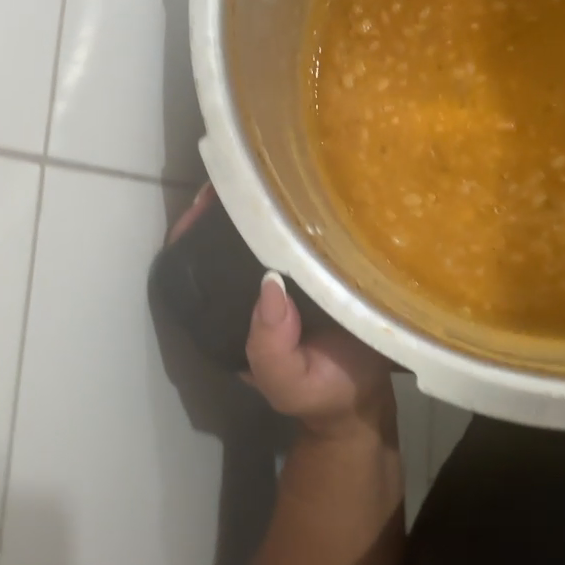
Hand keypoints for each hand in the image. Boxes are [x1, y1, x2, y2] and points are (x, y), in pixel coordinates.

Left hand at [166, 184, 395, 440]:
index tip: (211, 196)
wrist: (366, 401)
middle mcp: (261, 286)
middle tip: (253, 165)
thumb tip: (269, 285)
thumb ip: (269, 348)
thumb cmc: (321, 392)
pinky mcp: (330, 268)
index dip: (199, 228)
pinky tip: (327, 189)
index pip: (204, 261)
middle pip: (238, 237)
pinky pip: (318, 236)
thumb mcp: (286, 382)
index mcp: (237, 309)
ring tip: (287, 164)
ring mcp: (296, 275)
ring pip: (277, 231)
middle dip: (240, 201)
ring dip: (278, 201)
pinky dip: (317, 212)